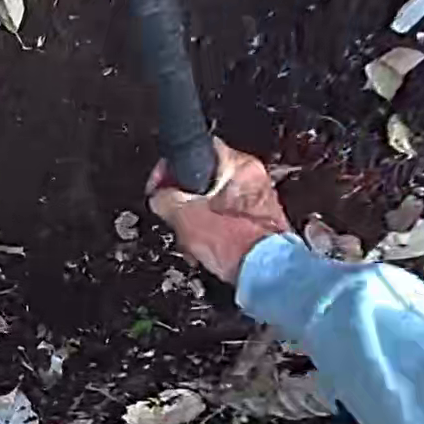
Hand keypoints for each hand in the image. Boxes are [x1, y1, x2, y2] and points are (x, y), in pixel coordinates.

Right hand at [146, 140, 290, 283]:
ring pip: (209, 201)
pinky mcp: (255, 221)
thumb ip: (165, 199)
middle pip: (202, 179)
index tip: (159, 187)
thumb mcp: (184, 216)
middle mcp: (253, 178)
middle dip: (181, 200)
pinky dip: (208, 230)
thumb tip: (158, 197)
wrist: (265, 273)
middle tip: (172, 214)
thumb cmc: (236, 244)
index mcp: (239, 166)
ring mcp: (256, 200)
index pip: (196, 150)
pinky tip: (202, 245)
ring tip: (188, 236)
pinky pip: (221, 218)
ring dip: (192, 218)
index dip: (169, 169)